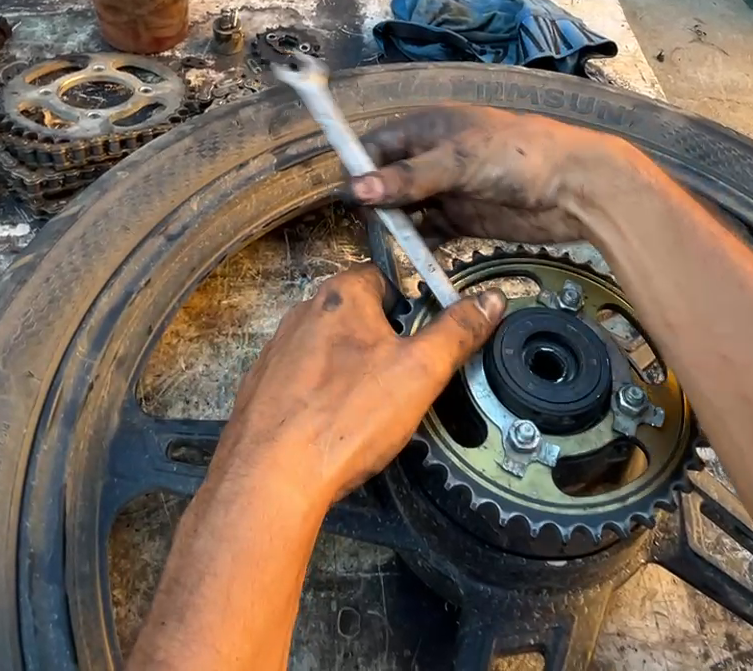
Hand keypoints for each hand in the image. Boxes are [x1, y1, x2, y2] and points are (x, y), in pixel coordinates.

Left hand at [211, 265, 507, 509]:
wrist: (271, 477)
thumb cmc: (345, 416)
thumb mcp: (421, 371)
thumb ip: (457, 331)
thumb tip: (489, 301)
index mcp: (342, 294)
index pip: (386, 275)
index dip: (412, 304)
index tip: (426, 336)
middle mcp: (304, 312)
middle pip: (359, 313)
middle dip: (385, 341)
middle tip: (404, 379)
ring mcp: (278, 349)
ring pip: (331, 348)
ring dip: (353, 368)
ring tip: (369, 408)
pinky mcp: (263, 385)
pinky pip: (305, 380)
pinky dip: (323, 394)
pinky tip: (335, 424)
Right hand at [352, 106, 646, 243]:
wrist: (576, 187)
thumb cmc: (518, 156)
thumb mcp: (458, 161)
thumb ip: (408, 178)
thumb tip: (356, 190)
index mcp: (427, 129)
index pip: (377, 147)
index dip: (360, 169)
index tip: (351, 198)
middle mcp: (432, 158)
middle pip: (386, 181)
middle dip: (376, 202)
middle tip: (373, 227)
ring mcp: (447, 190)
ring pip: (405, 209)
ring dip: (395, 226)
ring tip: (391, 245)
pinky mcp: (463, 219)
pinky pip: (429, 233)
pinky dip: (419, 244)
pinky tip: (414, 255)